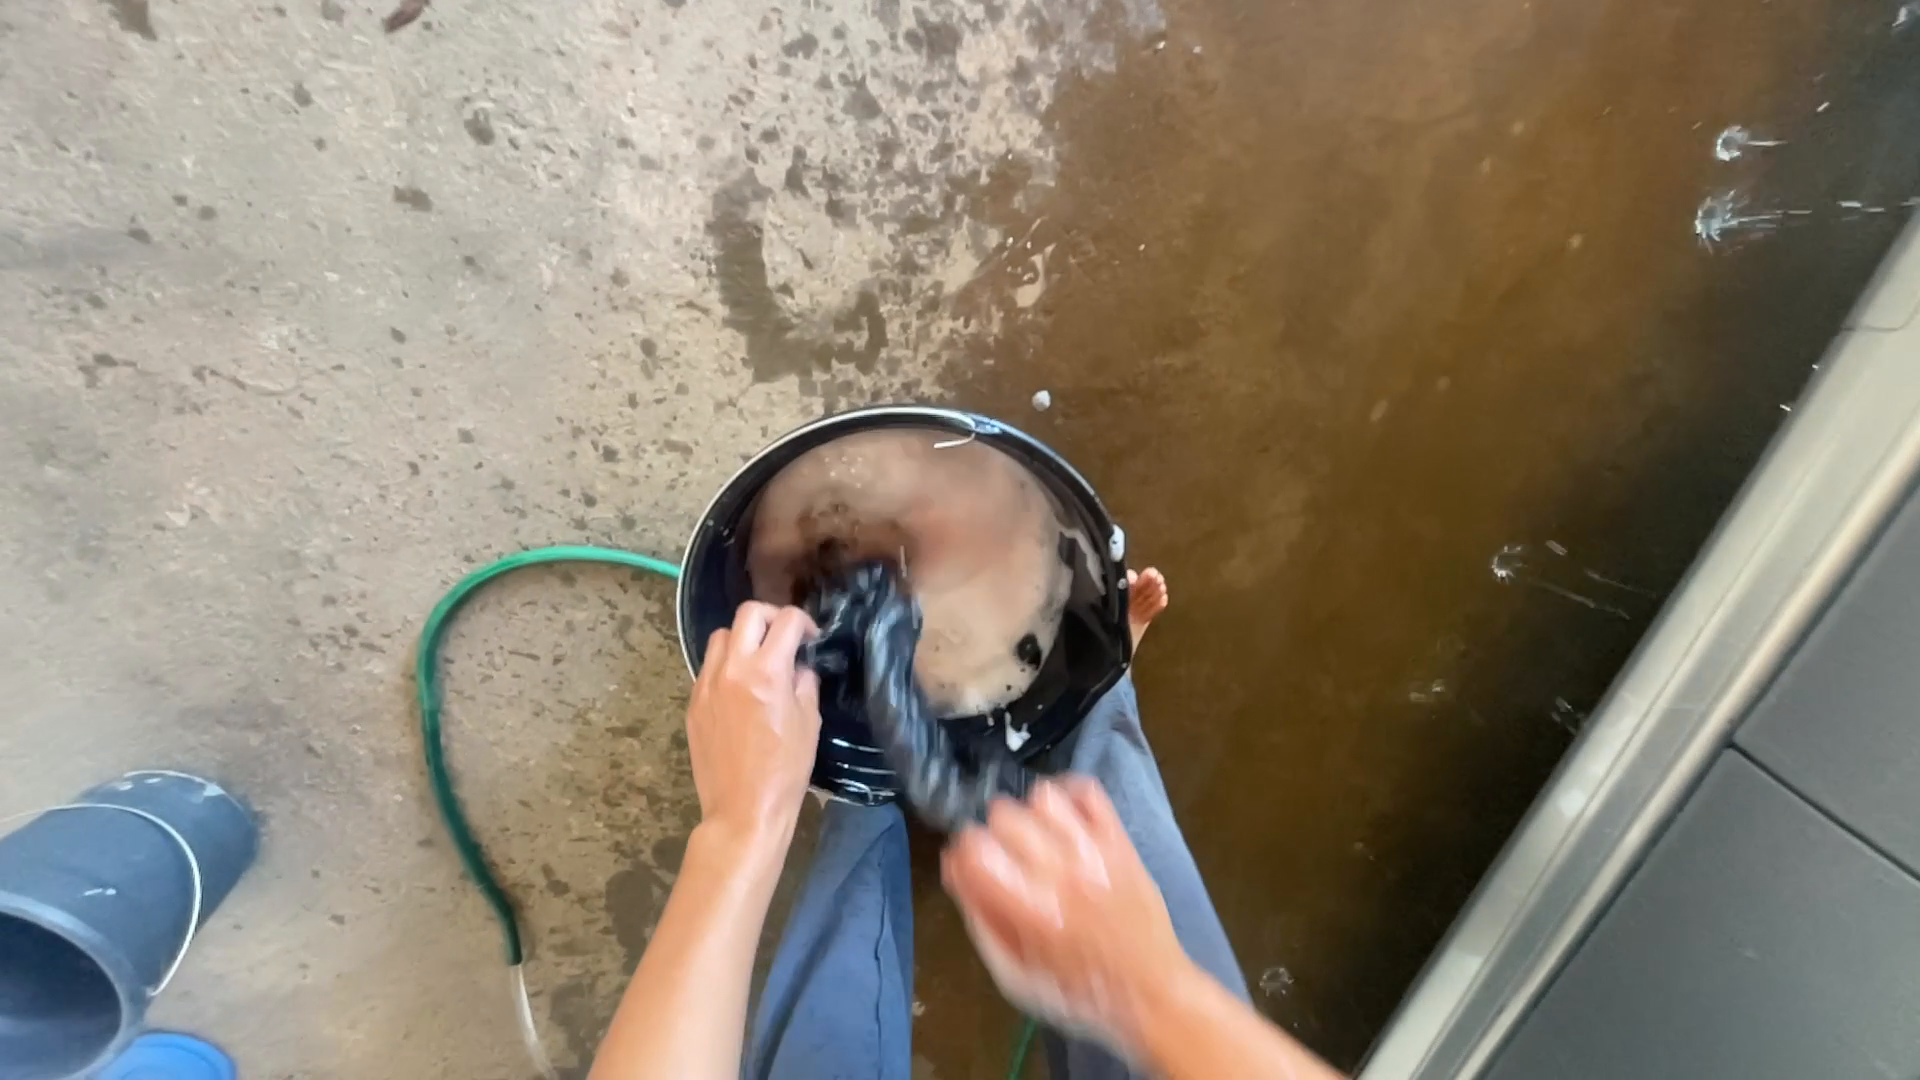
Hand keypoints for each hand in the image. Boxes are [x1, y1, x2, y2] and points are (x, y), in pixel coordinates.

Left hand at [686, 602, 821, 846]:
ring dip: (744, 638)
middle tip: (785, 638)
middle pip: (748, 614)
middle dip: (772, 617)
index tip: (811, 639)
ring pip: (721, 636)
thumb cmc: (786, 768)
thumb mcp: (810, 720)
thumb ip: (804, 681)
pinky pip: (708, 666)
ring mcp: (707, 685)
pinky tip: (741, 687)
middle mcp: (733, 669)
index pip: (786, 621)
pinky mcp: (694, 703)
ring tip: (759, 660)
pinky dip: (727, 664)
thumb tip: (798, 665)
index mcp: (767, 672)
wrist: (744, 808)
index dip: (804, 623)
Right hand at [941, 777, 1192, 1058]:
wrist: (1154, 991)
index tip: (967, 864)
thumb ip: (981, 922)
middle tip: (1006, 858)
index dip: (961, 852)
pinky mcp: (1118, 837)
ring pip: (1042, 796)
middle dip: (995, 834)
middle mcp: (1061, 870)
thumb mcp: (1015, 978)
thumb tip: (957, 872)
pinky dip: (1068, 793)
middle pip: (1003, 814)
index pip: (975, 848)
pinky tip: (1062, 816)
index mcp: (1031, 909)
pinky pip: (1087, 790)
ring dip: (1031, 814)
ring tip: (1037, 838)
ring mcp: (1093, 848)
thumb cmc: (1079, 991)